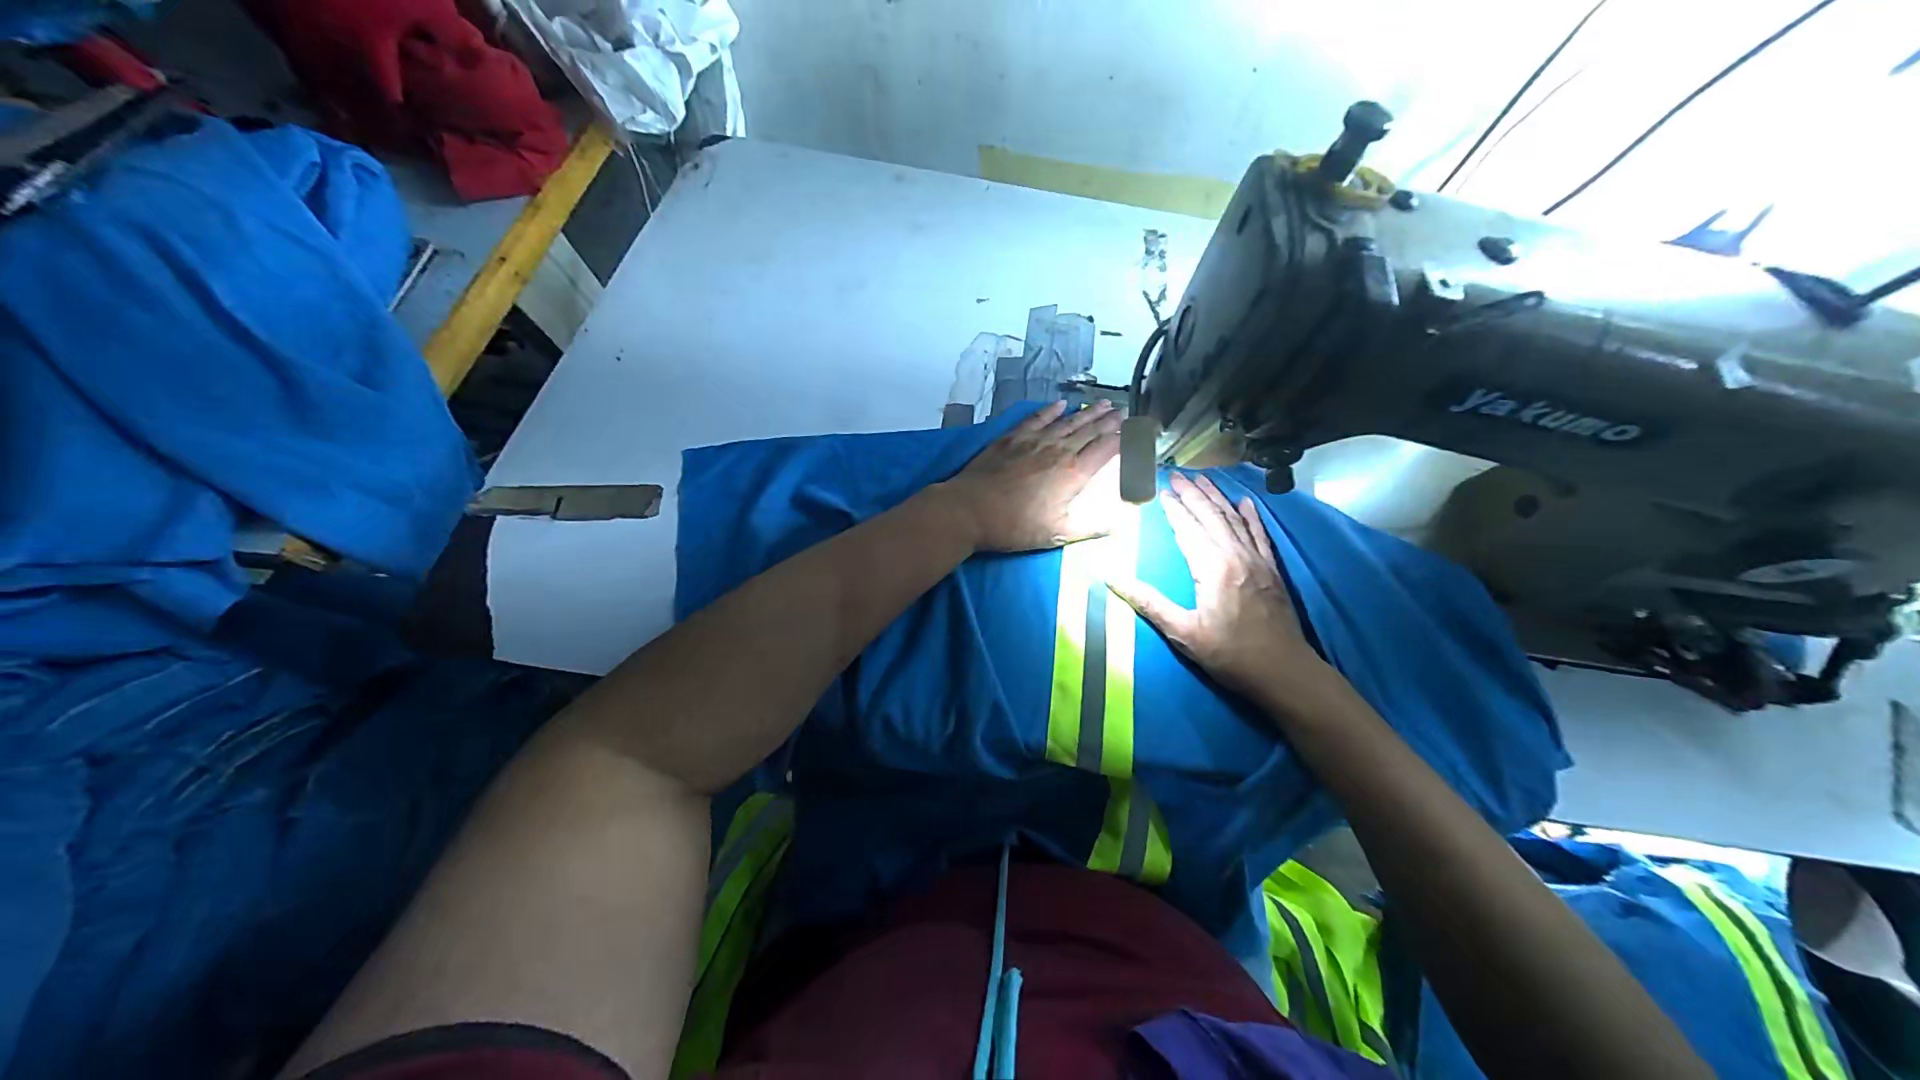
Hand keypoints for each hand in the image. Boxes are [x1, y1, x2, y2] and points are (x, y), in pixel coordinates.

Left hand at [935, 400, 1124, 552]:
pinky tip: (1061, 405)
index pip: (1107, 449)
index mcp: (1073, 473)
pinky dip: (1051, 410)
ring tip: (1103, 404)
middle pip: (1090, 430)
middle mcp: (1058, 450)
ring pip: (1068, 421)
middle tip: (1125, 411)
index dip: (1125, 437)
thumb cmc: (1014, 527)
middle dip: (1110, 420)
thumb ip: (1091, 527)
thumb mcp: (1057, 535)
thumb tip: (1121, 523)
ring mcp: (1034, 441)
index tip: (1138, 429)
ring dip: (1087, 412)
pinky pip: (1037, 419)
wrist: (969, 510)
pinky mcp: (1012, 438)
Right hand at [1109, 473, 1328, 700]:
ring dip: (1217, 498)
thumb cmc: (1229, 655)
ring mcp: (1258, 561)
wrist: (1284, 672)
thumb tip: (1111, 578)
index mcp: (1213, 568)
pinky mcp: (1272, 570)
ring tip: (1202, 479)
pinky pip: (1259, 534)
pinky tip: (1245, 502)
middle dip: (1193, 494)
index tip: (1162, 490)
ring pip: (1234, 520)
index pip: (1188, 529)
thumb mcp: (1182, 632)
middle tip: (1177, 474)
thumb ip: (1148, 602)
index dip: (1174, 508)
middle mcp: (1237, 556)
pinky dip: (1251, 516)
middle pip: (1211, 516)